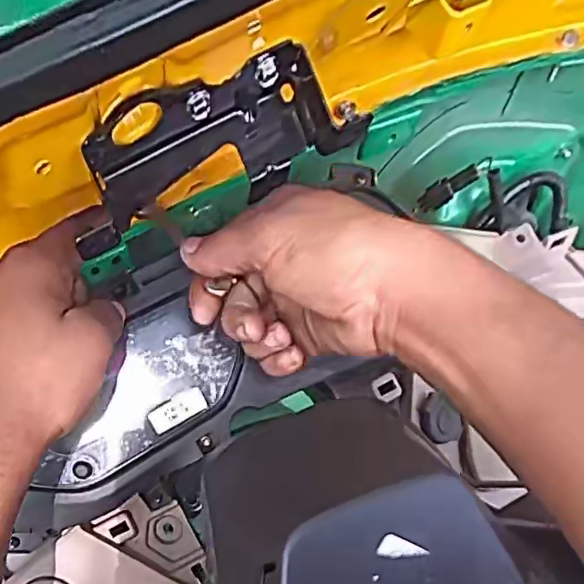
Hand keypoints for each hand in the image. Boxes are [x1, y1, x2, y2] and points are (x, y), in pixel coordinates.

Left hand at [0, 211, 126, 452]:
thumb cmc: (35, 390)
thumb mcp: (97, 341)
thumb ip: (110, 310)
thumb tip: (108, 307)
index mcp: (29, 264)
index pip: (74, 231)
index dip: (103, 236)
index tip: (114, 237)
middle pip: (53, 264)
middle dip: (81, 286)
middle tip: (104, 315)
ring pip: (33, 293)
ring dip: (58, 311)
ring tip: (76, 348)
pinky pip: (16, 319)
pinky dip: (37, 331)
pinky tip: (50, 360)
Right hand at [181, 186, 462, 375]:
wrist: (391, 297)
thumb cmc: (349, 253)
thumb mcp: (269, 237)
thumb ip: (222, 247)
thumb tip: (191, 252)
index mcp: (271, 228)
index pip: (220, 257)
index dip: (207, 283)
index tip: (203, 305)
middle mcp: (281, 262)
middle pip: (231, 300)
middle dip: (236, 316)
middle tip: (251, 320)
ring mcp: (295, 299)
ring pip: (250, 330)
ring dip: (258, 338)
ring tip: (278, 333)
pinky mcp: (307, 332)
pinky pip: (274, 352)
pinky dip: (277, 356)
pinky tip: (290, 349)